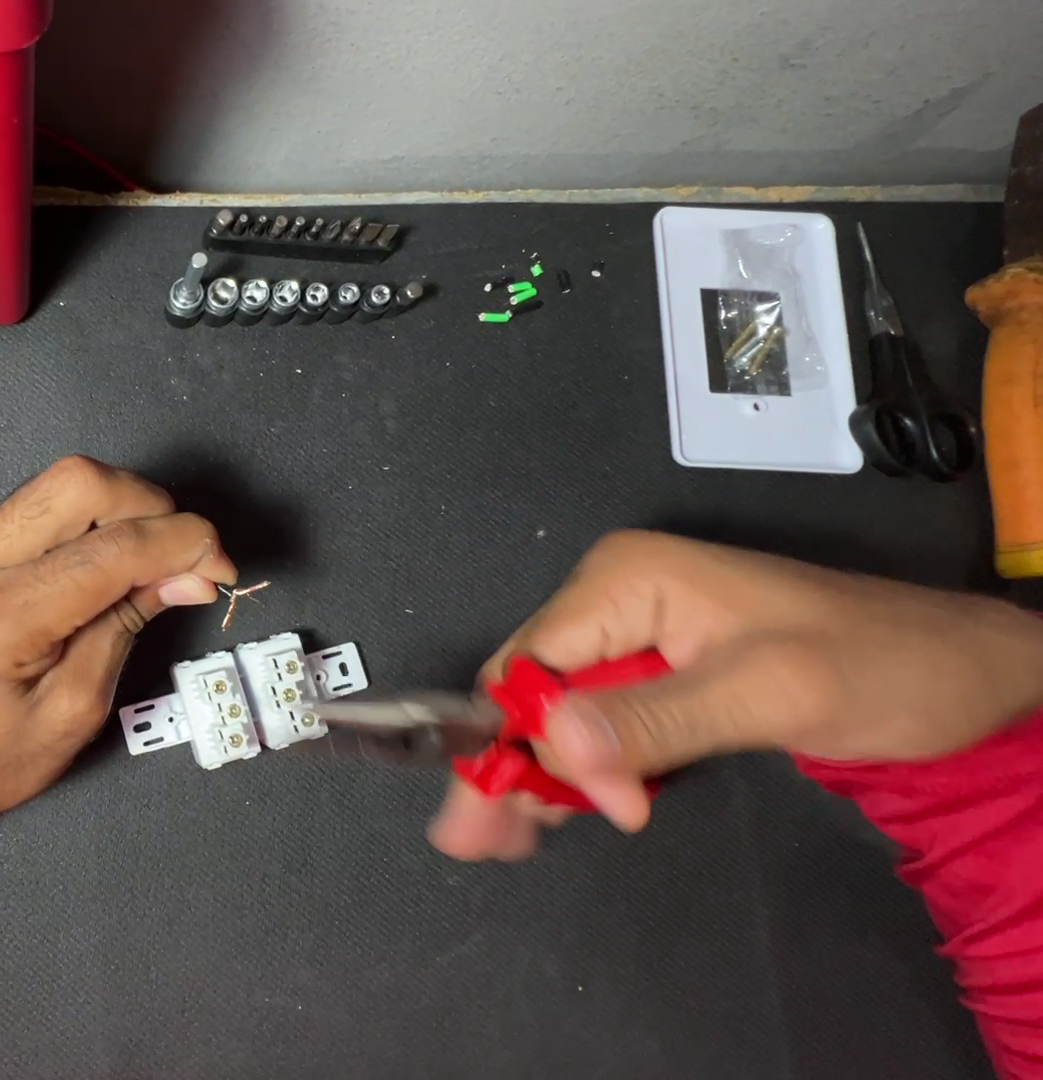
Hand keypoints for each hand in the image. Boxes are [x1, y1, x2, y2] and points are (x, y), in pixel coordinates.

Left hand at [0, 457, 235, 850]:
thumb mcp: (75, 711)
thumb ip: (128, 625)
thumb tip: (190, 571)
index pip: (107, 550)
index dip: (181, 544)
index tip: (218, 564)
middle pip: (77, 482)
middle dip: (149, 504)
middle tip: (181, 554)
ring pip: (57, 482)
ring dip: (122, 507)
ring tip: (150, 559)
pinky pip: (38, 506)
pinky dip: (87, 521)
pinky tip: (104, 562)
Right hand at [431, 530, 1042, 860]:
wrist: (970, 670)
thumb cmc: (885, 666)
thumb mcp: (770, 694)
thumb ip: (654, 721)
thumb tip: (551, 746)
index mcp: (621, 581)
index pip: (532, 665)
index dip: (533, 739)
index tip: (561, 811)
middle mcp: (604, 599)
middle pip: (525, 688)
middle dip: (508, 764)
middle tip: (477, 839)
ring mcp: (620, 631)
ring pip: (547, 709)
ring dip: (529, 775)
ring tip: (500, 838)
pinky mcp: (640, 666)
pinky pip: (586, 719)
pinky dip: (571, 769)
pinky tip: (551, 809)